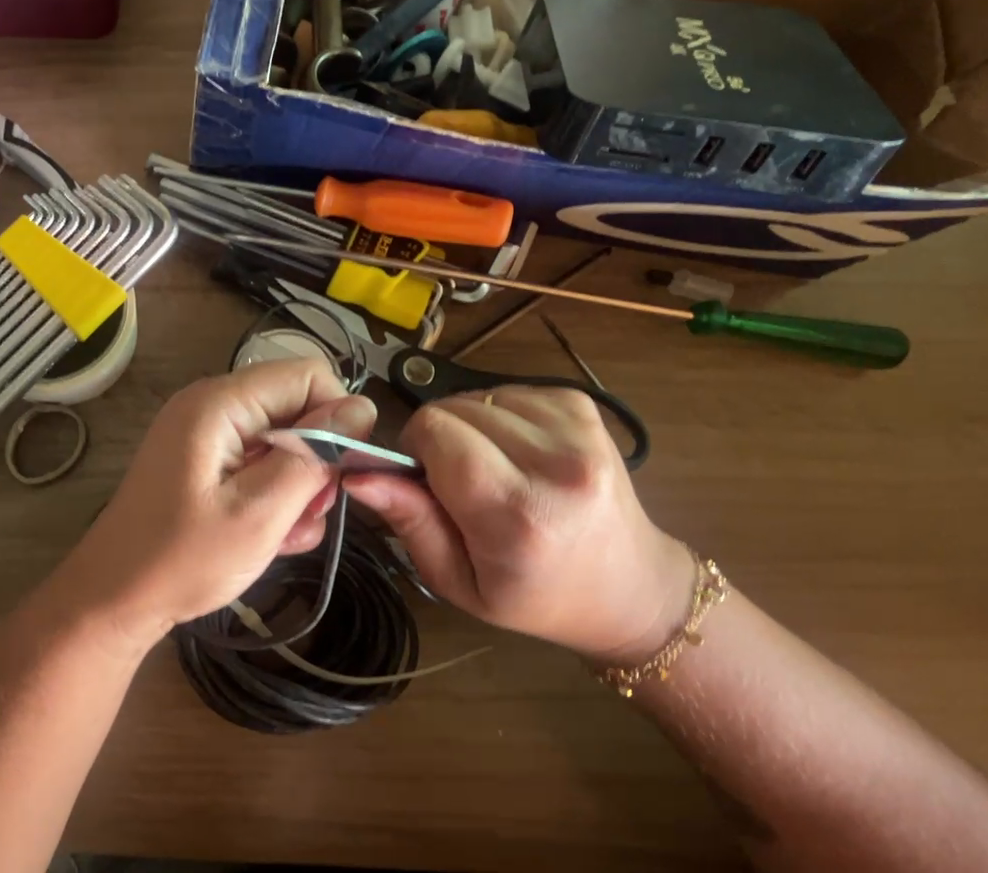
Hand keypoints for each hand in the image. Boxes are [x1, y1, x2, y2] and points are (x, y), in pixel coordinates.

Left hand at [55, 359, 376, 651]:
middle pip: (297, 408)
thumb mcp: (260, 512)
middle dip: (315, 462)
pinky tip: (266, 538)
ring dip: (297, 489)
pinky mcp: (205, 463)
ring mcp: (207, 435)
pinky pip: (259, 464)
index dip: (336, 418)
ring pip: (284, 442)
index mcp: (219, 402)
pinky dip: (273, 498)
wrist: (116, 597)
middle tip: (304, 514)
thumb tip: (363, 407)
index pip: (309, 374)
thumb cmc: (183, 559)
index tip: (339, 474)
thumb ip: (312, 455)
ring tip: (282, 534)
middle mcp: (213, 406)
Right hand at [344, 388, 694, 662]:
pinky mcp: (586, 409)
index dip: (413, 448)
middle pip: (452, 408)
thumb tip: (356, 473)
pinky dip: (498, 415)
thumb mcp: (457, 580)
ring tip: (491, 467)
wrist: (631, 589)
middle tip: (456, 481)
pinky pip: (509, 390)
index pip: (434, 431)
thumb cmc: (533, 596)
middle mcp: (555, 462)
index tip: (424, 480)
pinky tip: (514, 451)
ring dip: (469, 426)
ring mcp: (578, 431)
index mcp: (518, 511)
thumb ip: (408, 521)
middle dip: (438, 437)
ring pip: (477, 395)